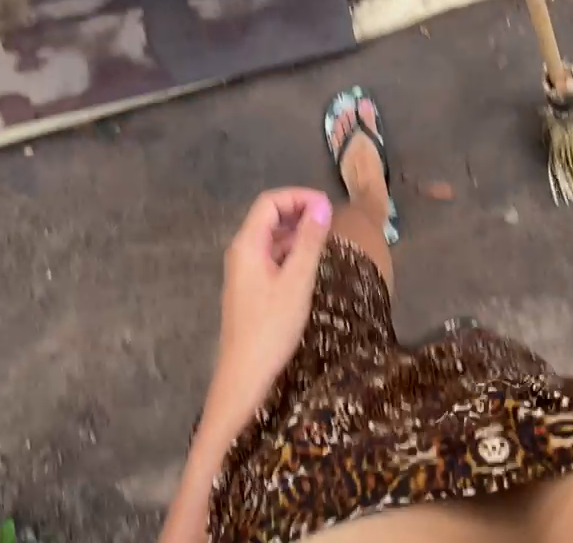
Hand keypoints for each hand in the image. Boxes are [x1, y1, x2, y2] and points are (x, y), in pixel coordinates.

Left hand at [203, 188, 333, 434]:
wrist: (245, 376)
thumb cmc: (271, 327)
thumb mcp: (296, 282)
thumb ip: (309, 242)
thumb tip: (322, 205)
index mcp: (247, 244)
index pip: (270, 202)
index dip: (298, 197)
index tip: (327, 206)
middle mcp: (242, 251)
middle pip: (269, 216)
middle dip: (299, 211)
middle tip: (331, 220)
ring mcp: (244, 270)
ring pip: (271, 237)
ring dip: (297, 232)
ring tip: (326, 239)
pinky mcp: (251, 287)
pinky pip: (272, 256)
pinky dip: (291, 251)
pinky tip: (310, 263)